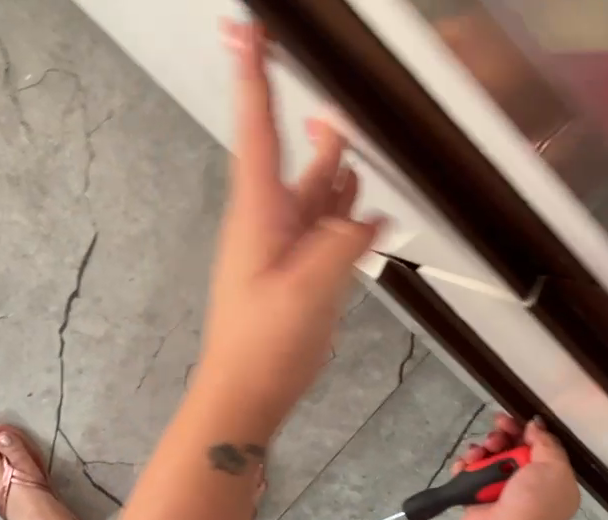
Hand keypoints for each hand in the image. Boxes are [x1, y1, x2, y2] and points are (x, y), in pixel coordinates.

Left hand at [193, 21, 385, 427]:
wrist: (245, 396)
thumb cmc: (262, 345)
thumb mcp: (309, 288)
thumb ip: (341, 241)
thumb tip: (363, 217)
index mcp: (258, 213)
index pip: (255, 129)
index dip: (252, 76)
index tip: (243, 27)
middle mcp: (267, 222)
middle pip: (292, 156)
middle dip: (313, 126)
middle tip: (333, 94)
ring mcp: (281, 249)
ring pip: (313, 193)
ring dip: (335, 170)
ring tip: (355, 138)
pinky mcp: (295, 274)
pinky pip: (322, 231)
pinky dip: (344, 215)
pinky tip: (364, 208)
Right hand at [457, 414, 578, 519]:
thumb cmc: (534, 502)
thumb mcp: (553, 468)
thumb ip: (545, 443)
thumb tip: (534, 426)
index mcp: (549, 475)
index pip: (534, 444)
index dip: (520, 429)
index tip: (506, 421)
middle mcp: (524, 482)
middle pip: (507, 448)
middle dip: (497, 439)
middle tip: (492, 440)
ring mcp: (498, 490)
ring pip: (485, 459)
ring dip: (478, 452)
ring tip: (476, 456)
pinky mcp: (474, 498)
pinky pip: (466, 475)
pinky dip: (462, 467)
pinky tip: (462, 467)